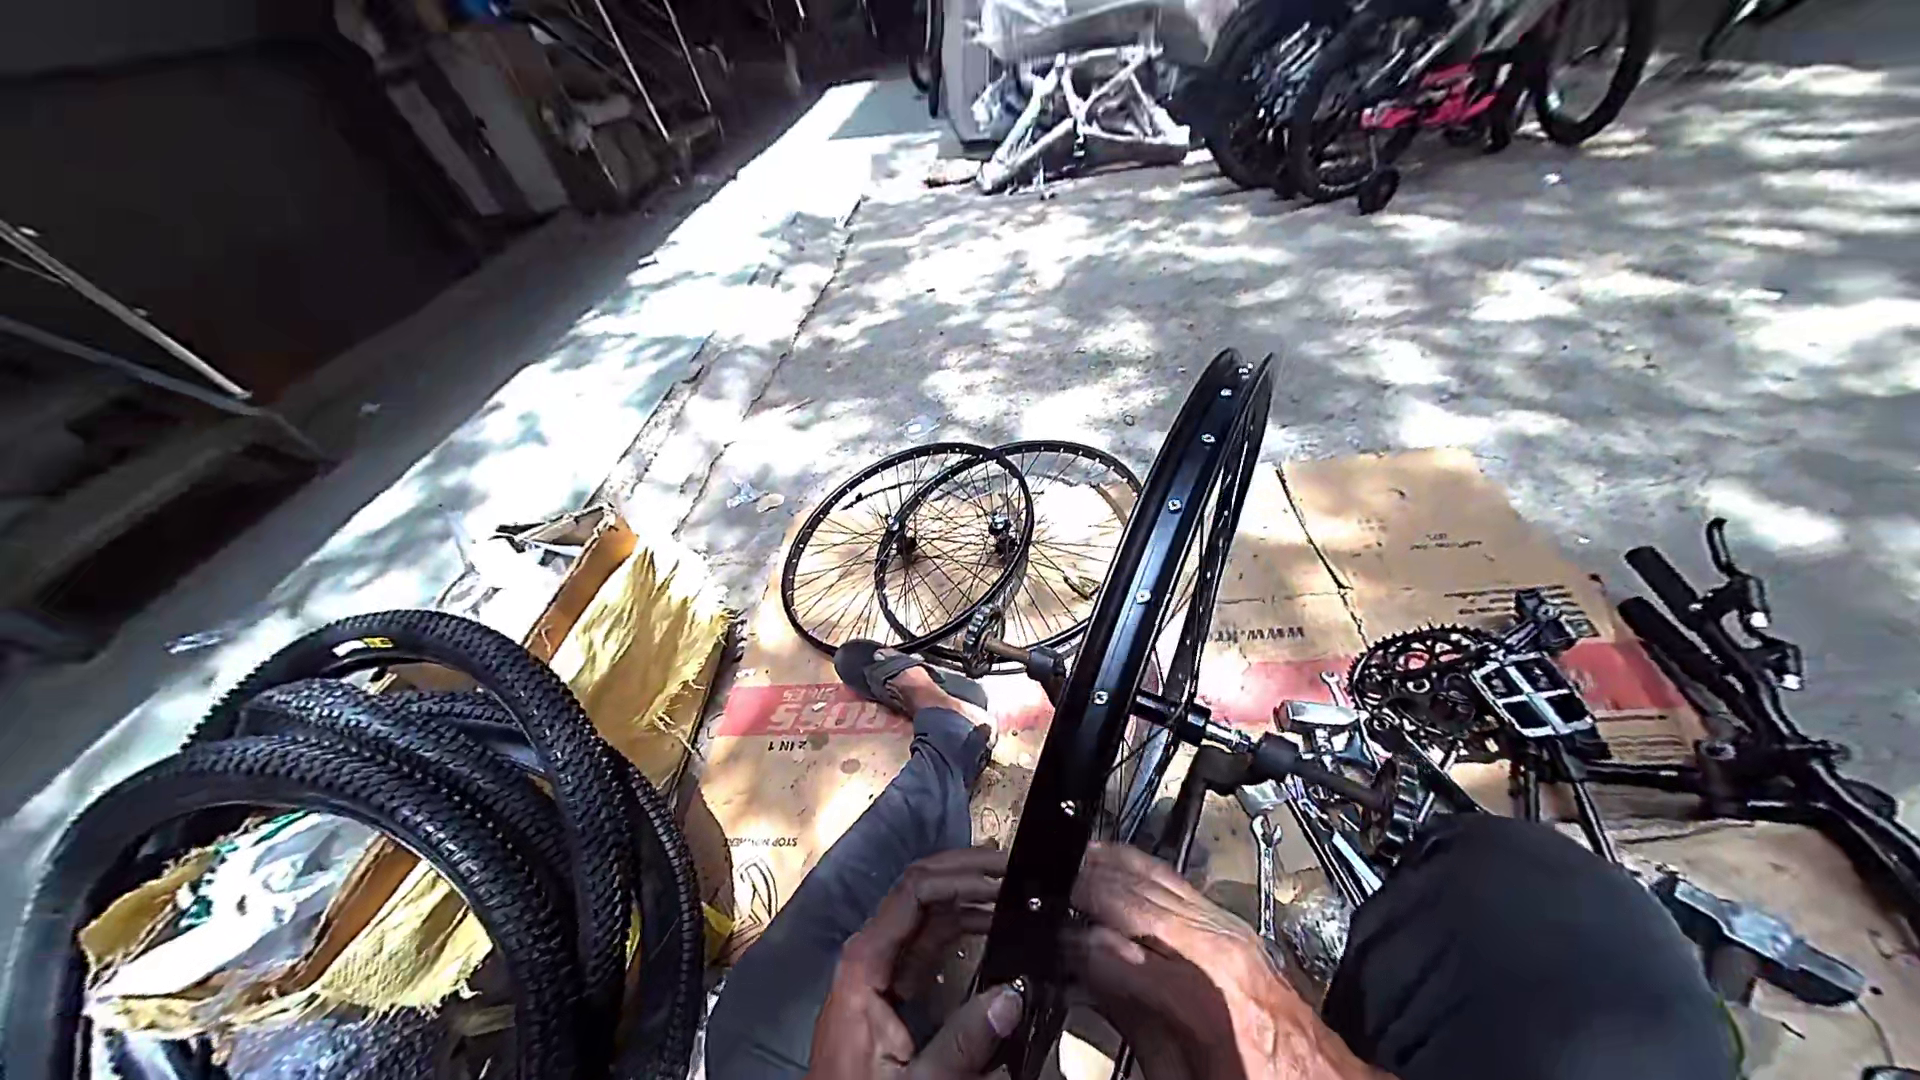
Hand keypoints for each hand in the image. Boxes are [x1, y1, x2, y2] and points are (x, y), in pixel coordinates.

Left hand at [806, 848, 1024, 1079]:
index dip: (958, 878)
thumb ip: (963, 1043)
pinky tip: (991, 921)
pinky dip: (963, 922)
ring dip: (968, 893)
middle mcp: (871, 950)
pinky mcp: (894, 980)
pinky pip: (930, 937)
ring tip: (1008, 886)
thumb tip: (1011, 996)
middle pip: (920, 888)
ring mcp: (883, 962)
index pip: (913, 892)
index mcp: (865, 962)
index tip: (997, 881)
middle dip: (965, 871)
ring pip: (928, 909)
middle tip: (1009, 866)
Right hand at [1066, 843, 1384, 1079]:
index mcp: (1205, 999)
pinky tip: (1111, 858)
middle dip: (1085, 891)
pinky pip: (1173, 877)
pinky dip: (1135, 864)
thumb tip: (1088, 972)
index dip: (1078, 946)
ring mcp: (1226, 925)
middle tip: (1047, 889)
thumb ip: (1135, 1024)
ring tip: (1068, 863)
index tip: (1050, 942)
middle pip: (1133, 901)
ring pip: (1151, 877)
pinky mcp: (1229, 919)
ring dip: (1106, 868)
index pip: (1121, 954)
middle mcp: (1216, 947)